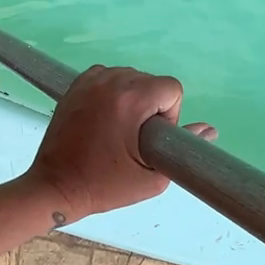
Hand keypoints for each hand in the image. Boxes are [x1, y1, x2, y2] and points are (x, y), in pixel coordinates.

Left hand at [24, 66, 216, 223]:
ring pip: (129, 78)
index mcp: (130, 99)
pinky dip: (111, 94)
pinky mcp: (74, 86)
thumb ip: (182, 149)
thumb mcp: (151, 177)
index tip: (149, 138)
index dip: (169, 115)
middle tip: (130, 139)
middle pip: (150, 81)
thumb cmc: (103, 186)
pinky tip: (103, 119)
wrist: (56, 186)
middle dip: (149, 107)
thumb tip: (208, 130)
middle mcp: (109, 81)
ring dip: (130, 99)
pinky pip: (106, 79)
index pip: (171, 88)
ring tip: (115, 131)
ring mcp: (88, 81)